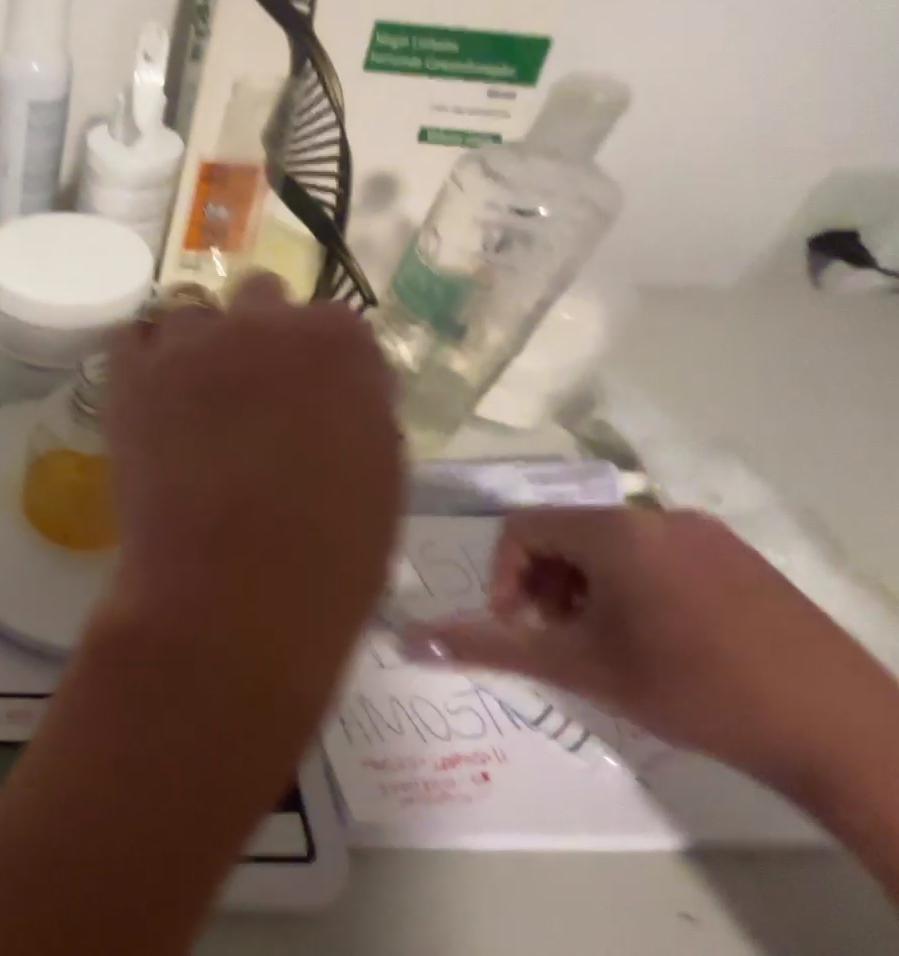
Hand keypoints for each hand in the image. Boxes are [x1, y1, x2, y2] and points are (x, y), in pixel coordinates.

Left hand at [104, 274, 403, 710]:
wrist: (231, 590)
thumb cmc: (326, 552)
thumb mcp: (377, 470)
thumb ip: (353, 407)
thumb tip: (325, 393)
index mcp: (340, 344)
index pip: (328, 322)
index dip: (314, 360)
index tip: (304, 393)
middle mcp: (262, 324)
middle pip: (256, 298)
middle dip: (255, 334)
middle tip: (244, 389)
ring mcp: (189, 345)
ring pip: (188, 311)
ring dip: (193, 342)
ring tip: (187, 395)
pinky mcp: (131, 377)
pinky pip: (129, 338)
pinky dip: (141, 357)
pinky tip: (147, 393)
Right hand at [406, 507, 898, 791]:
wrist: (843, 734)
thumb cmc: (691, 689)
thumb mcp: (575, 667)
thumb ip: (487, 646)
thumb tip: (409, 639)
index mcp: (617, 532)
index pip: (522, 528)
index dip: (502, 576)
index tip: (516, 627)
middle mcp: (661, 518)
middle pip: (565, 535)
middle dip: (544, 586)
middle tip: (557, 640)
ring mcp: (710, 537)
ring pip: (611, 547)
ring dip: (584, 590)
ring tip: (603, 645)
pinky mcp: (745, 561)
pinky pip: (658, 557)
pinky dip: (631, 590)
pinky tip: (656, 643)